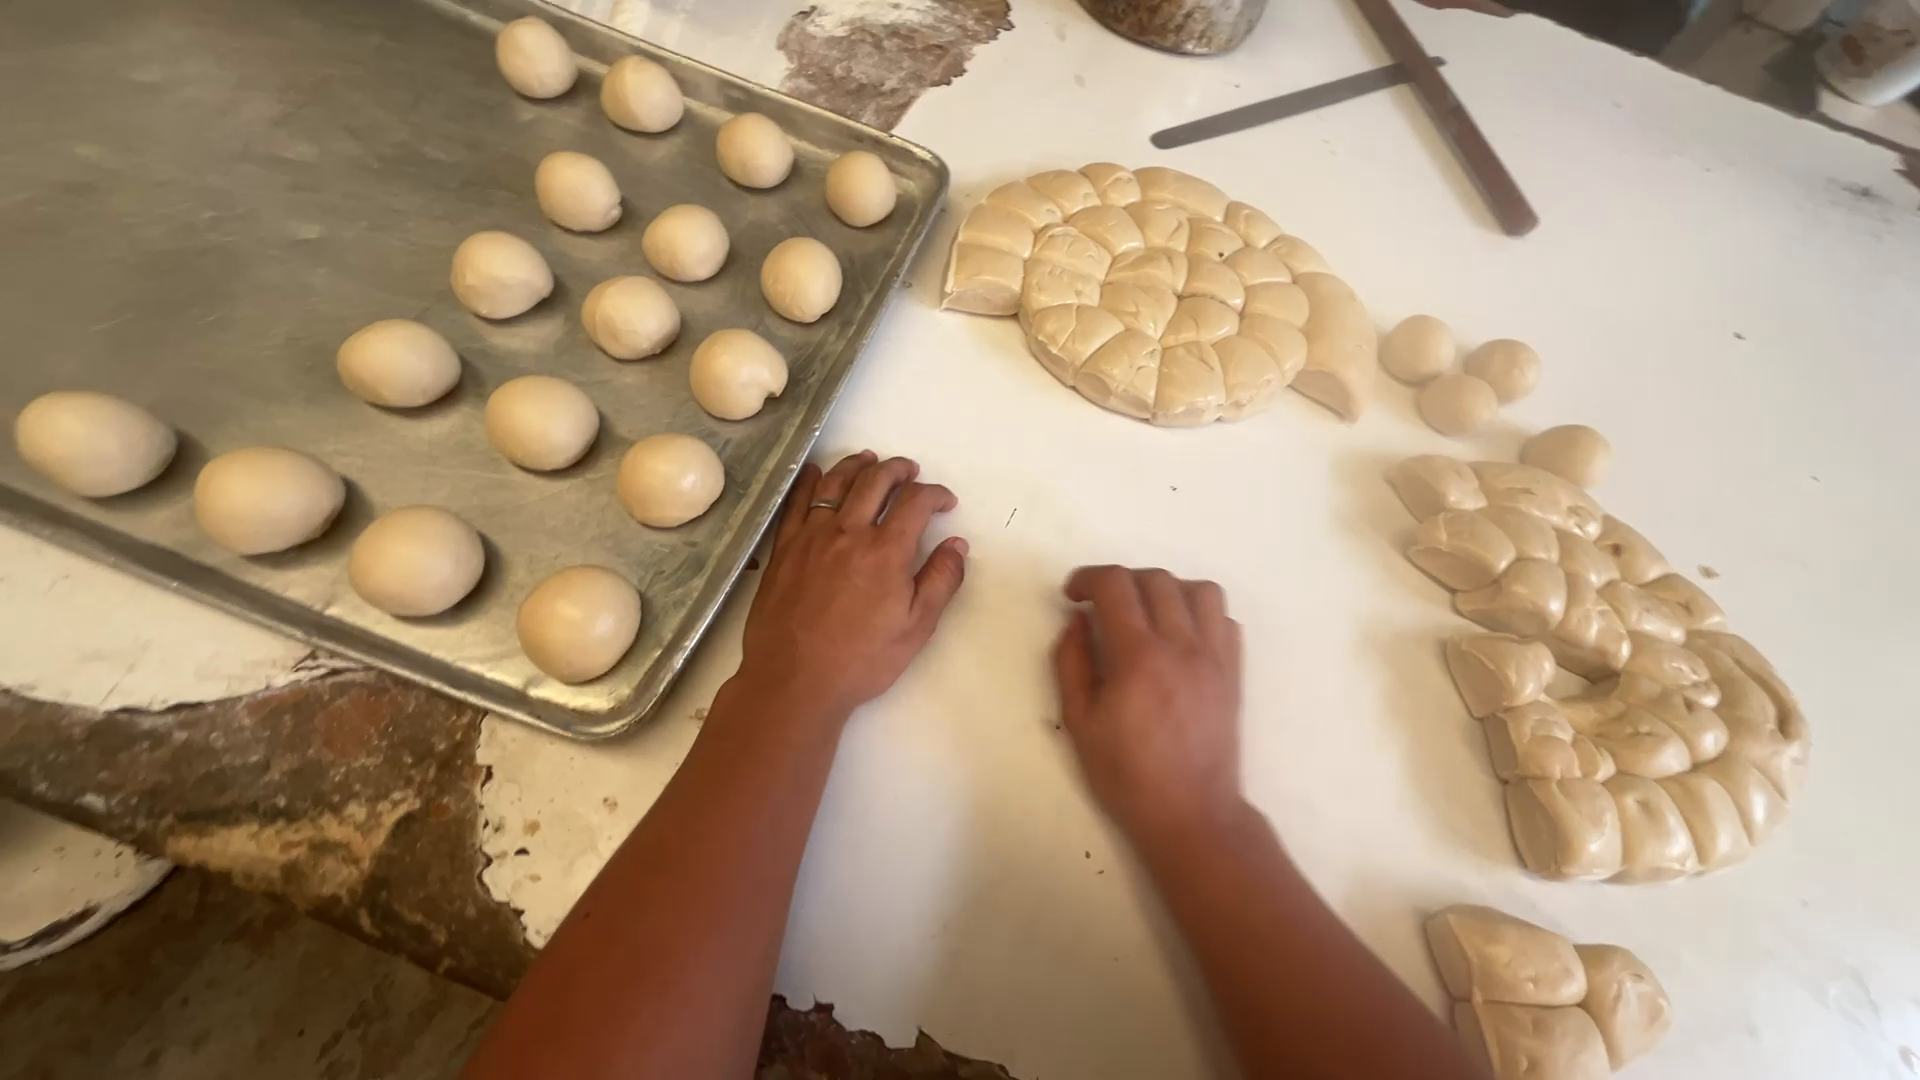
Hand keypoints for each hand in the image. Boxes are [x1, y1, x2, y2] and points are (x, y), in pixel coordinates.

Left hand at [735, 452, 968, 721]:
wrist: (795, 680)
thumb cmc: (862, 659)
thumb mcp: (916, 628)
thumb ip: (941, 580)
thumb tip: (956, 544)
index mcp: (887, 551)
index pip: (916, 502)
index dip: (935, 493)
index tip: (945, 501)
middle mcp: (849, 532)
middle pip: (875, 481)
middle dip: (899, 469)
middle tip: (910, 470)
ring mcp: (811, 537)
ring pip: (835, 483)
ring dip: (857, 465)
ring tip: (869, 459)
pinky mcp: (784, 548)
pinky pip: (796, 502)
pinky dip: (809, 481)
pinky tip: (816, 474)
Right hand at [1053, 566, 1245, 842]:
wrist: (1191, 814)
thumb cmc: (1127, 774)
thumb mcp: (1078, 722)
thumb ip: (1072, 661)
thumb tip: (1077, 620)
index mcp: (1138, 656)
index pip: (1115, 585)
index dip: (1088, 578)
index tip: (1073, 595)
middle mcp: (1181, 645)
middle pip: (1155, 579)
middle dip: (1120, 581)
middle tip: (1101, 606)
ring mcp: (1215, 656)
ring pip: (1199, 590)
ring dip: (1166, 588)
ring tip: (1146, 612)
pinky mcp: (1234, 672)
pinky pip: (1224, 619)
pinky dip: (1199, 613)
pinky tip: (1178, 635)